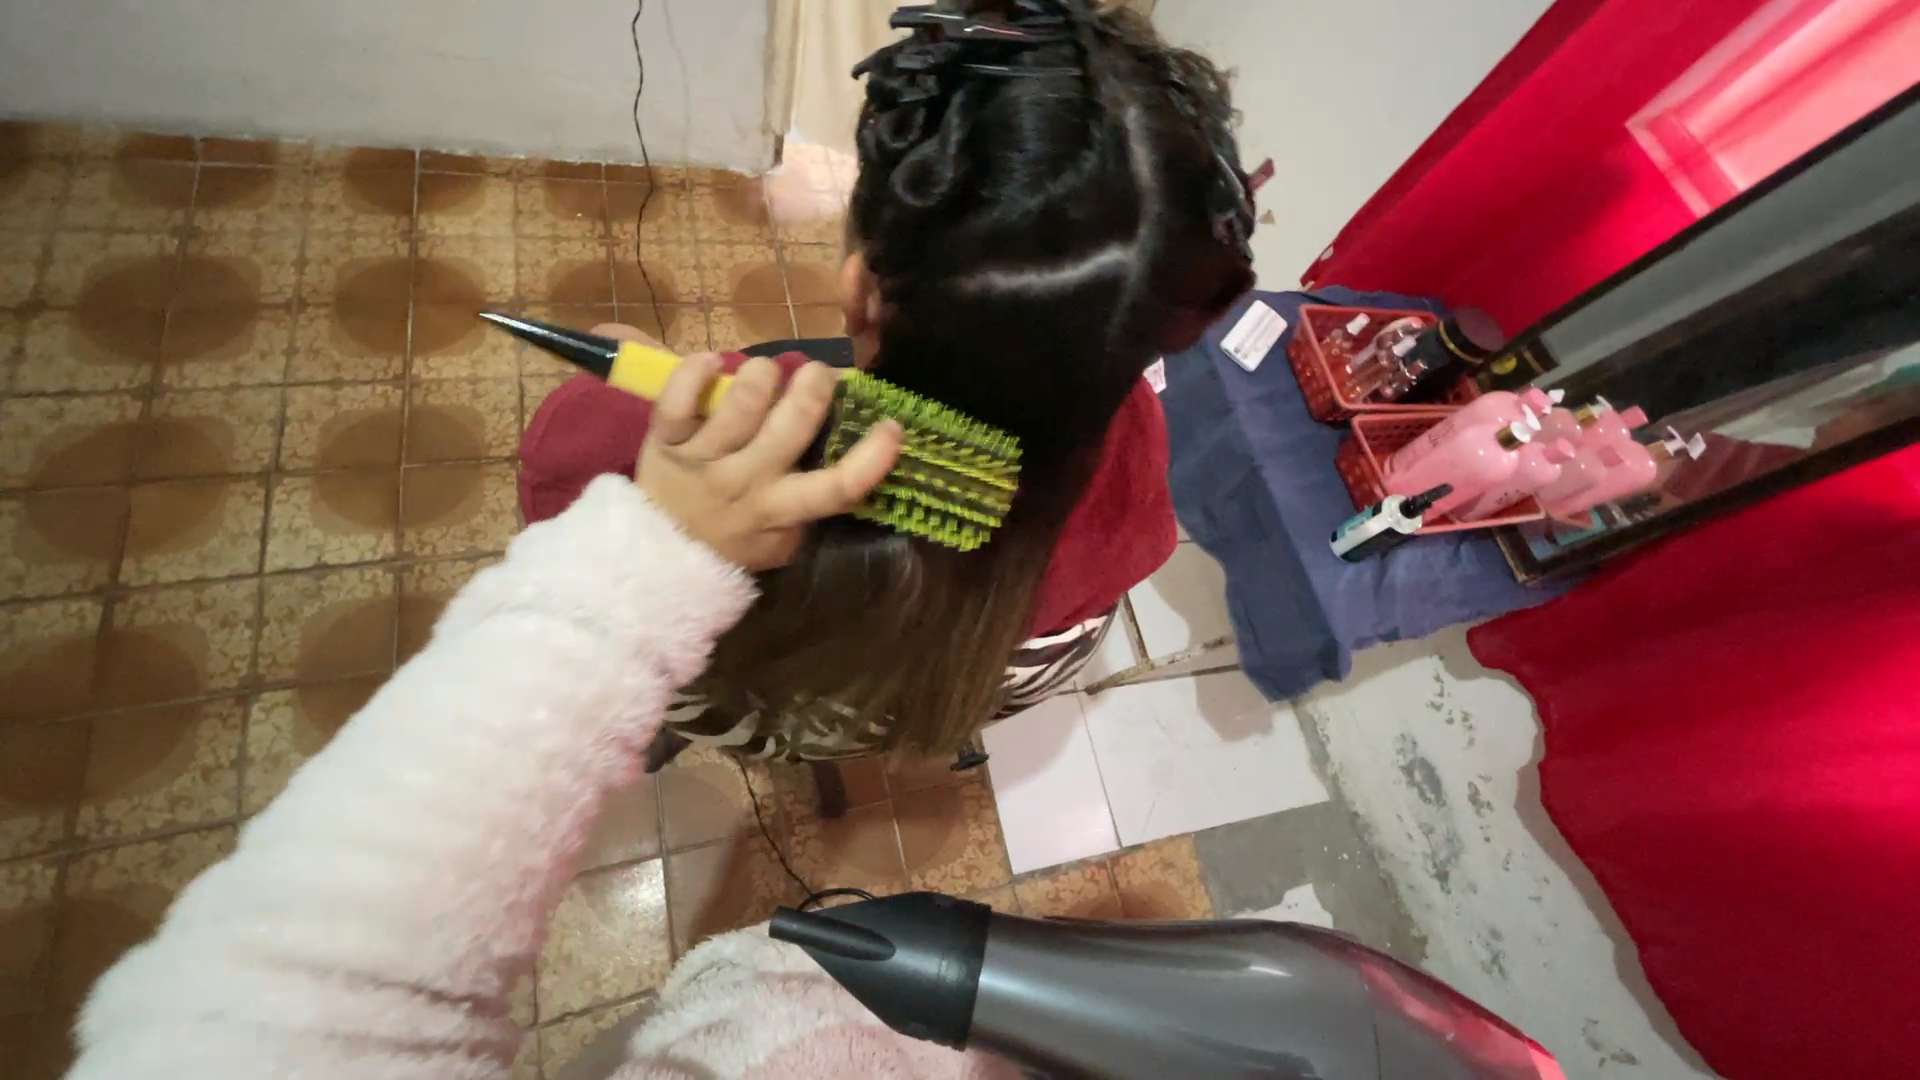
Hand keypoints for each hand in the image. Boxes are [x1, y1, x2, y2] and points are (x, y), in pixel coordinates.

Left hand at [637, 352, 900, 570]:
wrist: (663, 556)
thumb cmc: (737, 543)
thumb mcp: (786, 540)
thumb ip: (813, 502)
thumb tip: (849, 451)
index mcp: (781, 509)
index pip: (836, 487)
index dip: (871, 456)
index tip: (892, 426)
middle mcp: (746, 482)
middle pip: (791, 426)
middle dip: (815, 387)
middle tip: (819, 374)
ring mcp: (704, 459)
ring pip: (742, 401)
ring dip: (764, 373)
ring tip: (768, 372)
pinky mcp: (665, 441)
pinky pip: (677, 397)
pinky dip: (695, 371)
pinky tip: (712, 361)